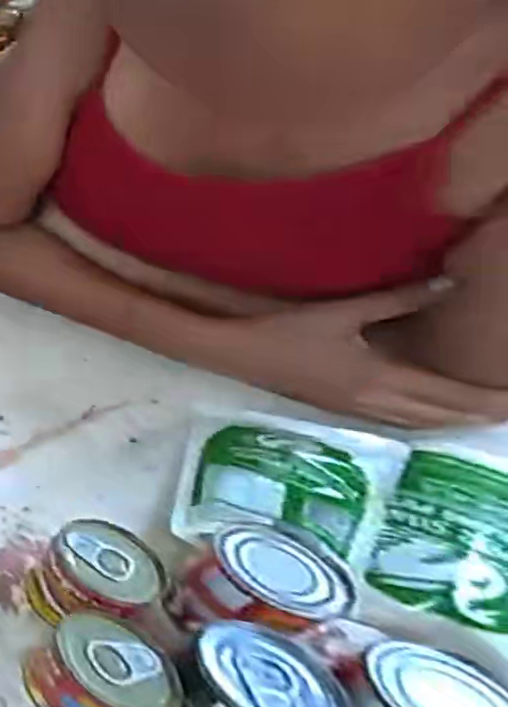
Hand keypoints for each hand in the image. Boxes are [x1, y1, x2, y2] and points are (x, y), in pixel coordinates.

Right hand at [209, 281, 507, 427]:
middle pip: (442, 417)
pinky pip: (392, 421)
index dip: (496, 401)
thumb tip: (450, 283)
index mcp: (381, 378)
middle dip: (481, 415)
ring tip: (477, 415)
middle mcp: (372, 399)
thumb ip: (396, 300)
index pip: (456, 398)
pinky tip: (423, 415)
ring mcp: (348, 406)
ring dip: (452, 422)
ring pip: (418, 424)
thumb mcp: (338, 313)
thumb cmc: (279, 331)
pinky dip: (421, 421)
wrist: (226, 350)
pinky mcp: (330, 405)